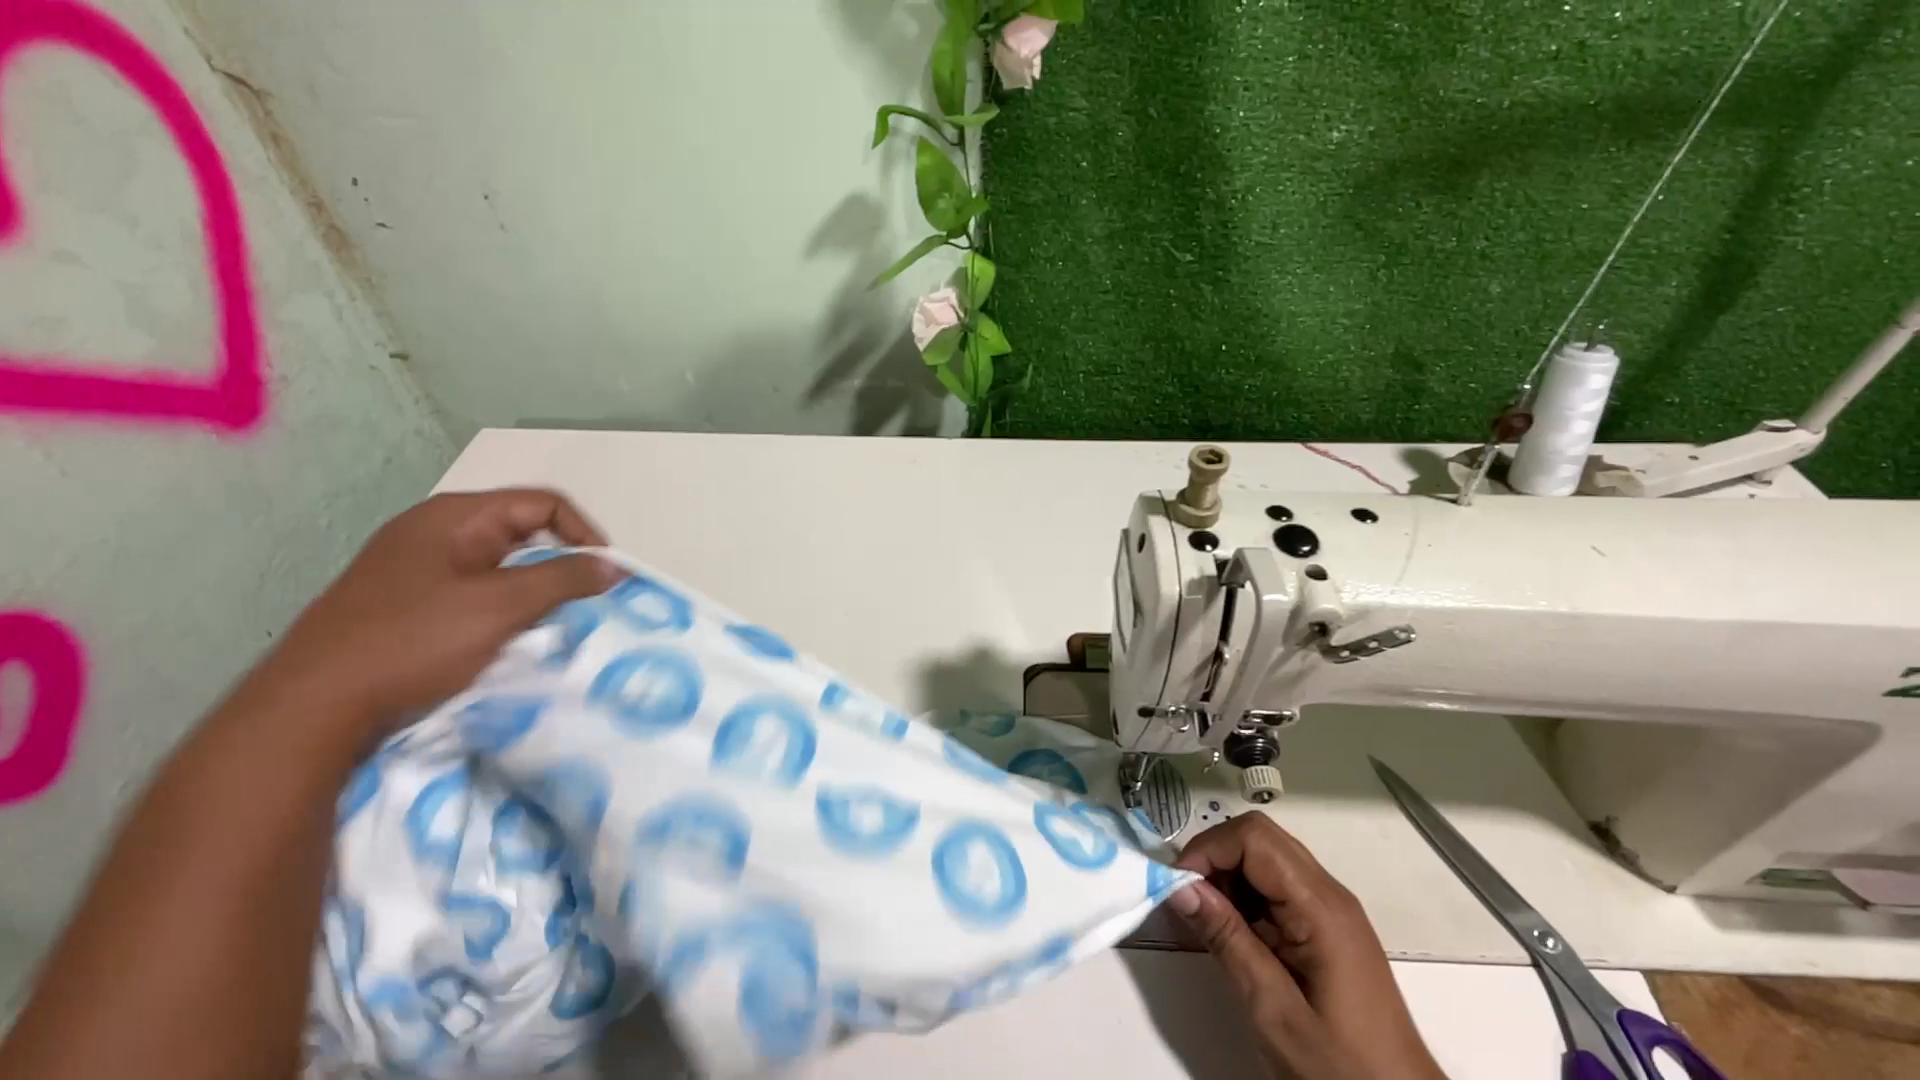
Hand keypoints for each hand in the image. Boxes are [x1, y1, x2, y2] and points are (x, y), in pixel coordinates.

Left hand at [246, 488, 619, 740]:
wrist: (313, 707)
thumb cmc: (411, 642)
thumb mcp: (499, 607)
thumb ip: (563, 580)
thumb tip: (613, 565)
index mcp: (453, 517)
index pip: (543, 504)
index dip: (584, 534)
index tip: (605, 578)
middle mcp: (434, 534)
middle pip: (521, 534)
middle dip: (561, 569)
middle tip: (584, 608)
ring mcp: (416, 571)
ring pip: (499, 571)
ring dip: (533, 596)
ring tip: (551, 631)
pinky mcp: (406, 608)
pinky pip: (474, 598)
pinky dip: (502, 616)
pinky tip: (507, 647)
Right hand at [1168, 814, 1446, 1079]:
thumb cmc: (1339, 1064)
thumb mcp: (1272, 1008)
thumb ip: (1227, 940)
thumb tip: (1180, 888)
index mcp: (1321, 907)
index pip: (1255, 839)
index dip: (1208, 850)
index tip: (1178, 888)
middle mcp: (1329, 894)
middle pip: (1261, 839)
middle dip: (1214, 857)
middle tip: (1187, 900)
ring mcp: (1330, 909)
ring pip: (1266, 859)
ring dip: (1227, 876)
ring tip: (1206, 920)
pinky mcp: (1326, 927)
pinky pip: (1277, 887)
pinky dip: (1244, 896)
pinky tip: (1232, 933)